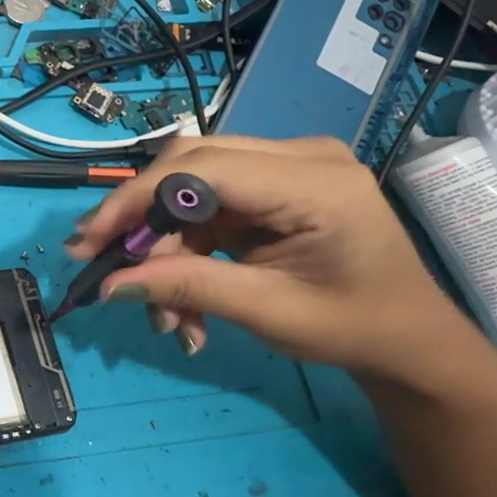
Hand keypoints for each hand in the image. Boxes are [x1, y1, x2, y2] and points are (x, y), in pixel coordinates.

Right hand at [66, 135, 473, 381]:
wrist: (407, 339)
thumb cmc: (352, 326)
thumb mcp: (267, 311)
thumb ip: (187, 288)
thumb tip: (108, 285)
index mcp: (316, 183)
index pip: (202, 169)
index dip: (136, 200)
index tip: (89, 241)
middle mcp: (300, 157)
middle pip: (188, 165)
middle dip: (137, 216)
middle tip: (97, 260)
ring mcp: (286, 168)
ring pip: (188, 186)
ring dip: (161, 243)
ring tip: (159, 309)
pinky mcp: (271, 186)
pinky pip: (204, 205)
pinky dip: (182, 248)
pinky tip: (180, 297)